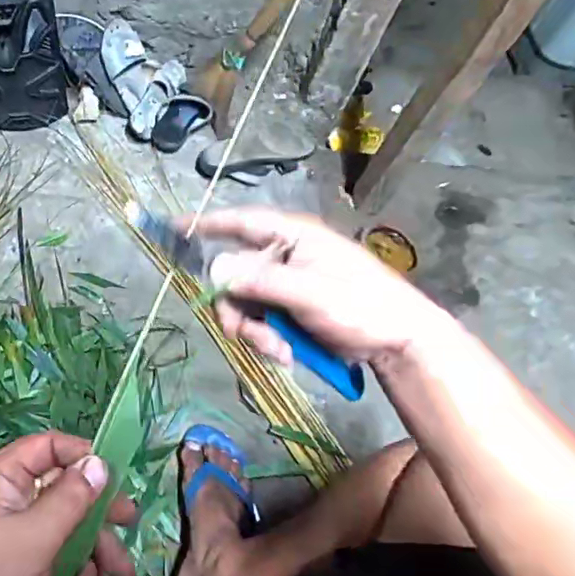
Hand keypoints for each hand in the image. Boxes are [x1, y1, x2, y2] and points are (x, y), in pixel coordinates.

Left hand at [0, 432, 134, 575]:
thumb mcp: (38, 538)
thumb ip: (72, 497)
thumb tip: (100, 461)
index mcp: (3, 477)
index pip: (49, 445)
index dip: (83, 455)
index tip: (115, 476)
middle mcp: (10, 495)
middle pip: (65, 484)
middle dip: (98, 509)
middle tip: (129, 521)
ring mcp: (17, 529)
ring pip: (69, 520)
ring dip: (95, 546)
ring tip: (120, 574)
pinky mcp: (24, 559)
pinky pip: (61, 549)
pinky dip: (80, 567)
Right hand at [192, 207, 449, 370]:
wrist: (398, 341)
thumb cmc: (362, 305)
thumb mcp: (310, 293)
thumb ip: (262, 281)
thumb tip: (216, 270)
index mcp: (293, 237)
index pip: (241, 222)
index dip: (208, 223)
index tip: (176, 227)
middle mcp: (284, 256)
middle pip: (234, 274)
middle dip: (236, 308)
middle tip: (244, 333)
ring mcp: (286, 283)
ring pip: (244, 303)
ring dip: (253, 330)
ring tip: (278, 351)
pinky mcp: (290, 309)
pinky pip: (260, 320)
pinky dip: (265, 339)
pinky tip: (285, 354)